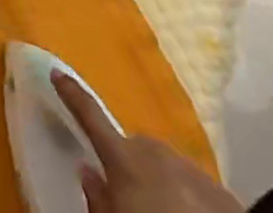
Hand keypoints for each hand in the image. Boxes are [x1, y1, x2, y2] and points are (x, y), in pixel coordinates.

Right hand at [54, 73, 243, 212]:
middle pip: (129, 148)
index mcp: (123, 159)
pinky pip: (187, 181)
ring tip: (157, 210)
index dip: (72, 94)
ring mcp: (185, 164)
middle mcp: (153, 150)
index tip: (58, 73)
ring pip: (159, 164)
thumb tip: (88, 171)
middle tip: (124, 195)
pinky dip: (181, 195)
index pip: (91, 117)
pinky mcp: (214, 184)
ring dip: (153, 180)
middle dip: (124, 163)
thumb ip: (98, 198)